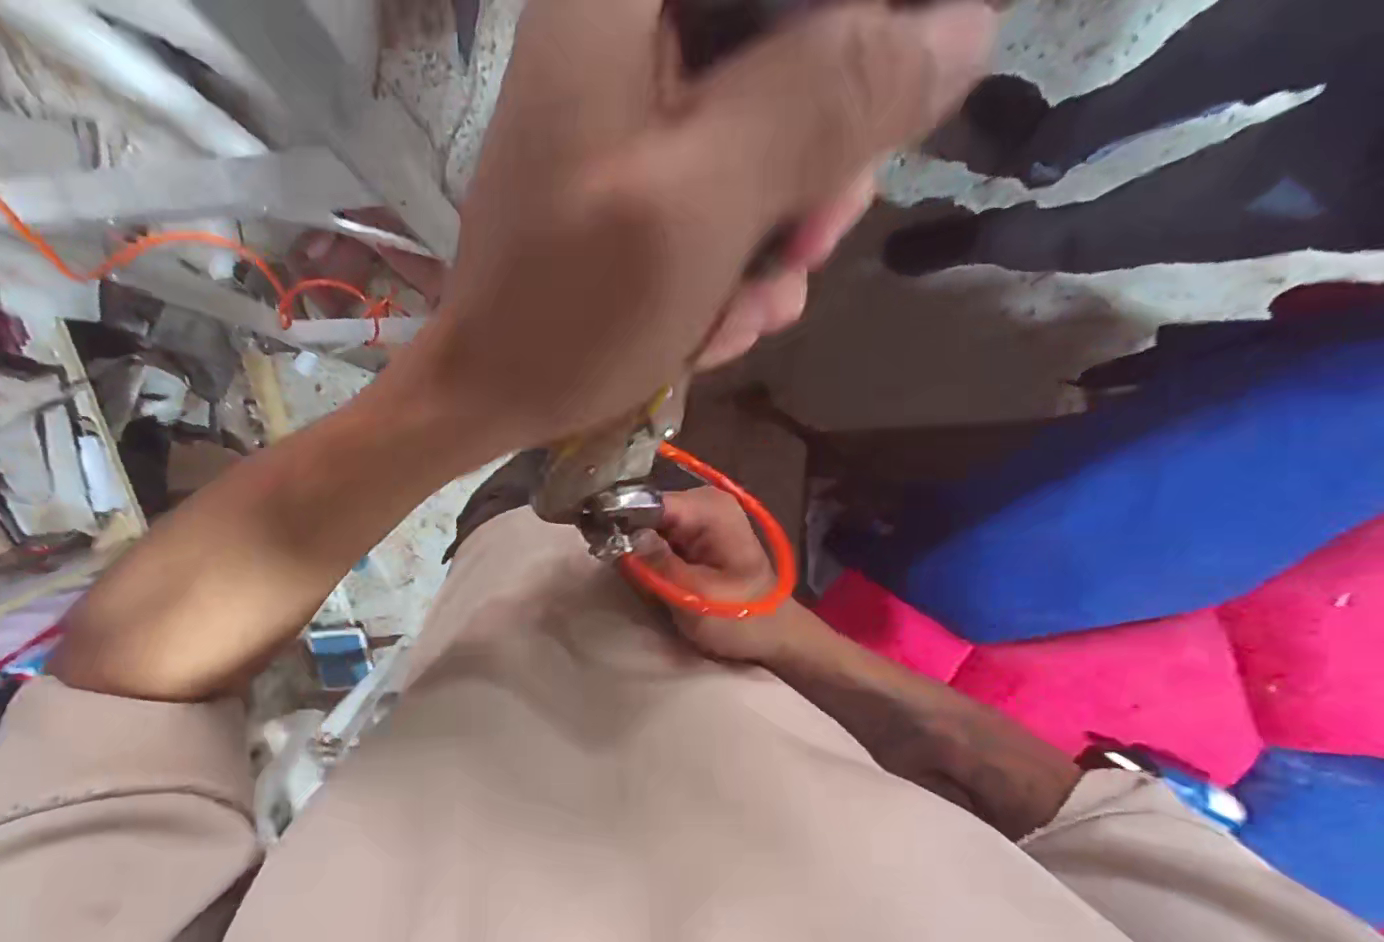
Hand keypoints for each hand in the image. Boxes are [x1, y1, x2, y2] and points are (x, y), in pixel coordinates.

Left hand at [387, 0, 994, 453]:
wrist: (486, 398)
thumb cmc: (571, 309)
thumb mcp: (704, 201)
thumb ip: (829, 95)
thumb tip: (959, 29)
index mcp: (615, 4)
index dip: (850, 33)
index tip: (865, 116)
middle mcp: (617, 36)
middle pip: (784, 40)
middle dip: (817, 152)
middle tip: (812, 239)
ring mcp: (621, 116)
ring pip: (760, 122)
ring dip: (779, 224)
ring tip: (753, 307)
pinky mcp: (625, 178)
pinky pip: (717, 183)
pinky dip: (732, 252)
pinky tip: (721, 319)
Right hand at [633, 487, 817, 663]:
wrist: (773, 638)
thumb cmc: (741, 620)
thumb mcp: (695, 596)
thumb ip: (656, 563)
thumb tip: (617, 534)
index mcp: (708, 508)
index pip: (644, 502)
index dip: (618, 522)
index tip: (597, 546)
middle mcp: (700, 502)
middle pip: (639, 512)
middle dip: (625, 540)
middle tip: (621, 573)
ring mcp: (695, 517)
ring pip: (640, 526)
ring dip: (632, 553)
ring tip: (633, 579)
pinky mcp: (688, 534)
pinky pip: (651, 537)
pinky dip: (643, 557)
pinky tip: (643, 576)